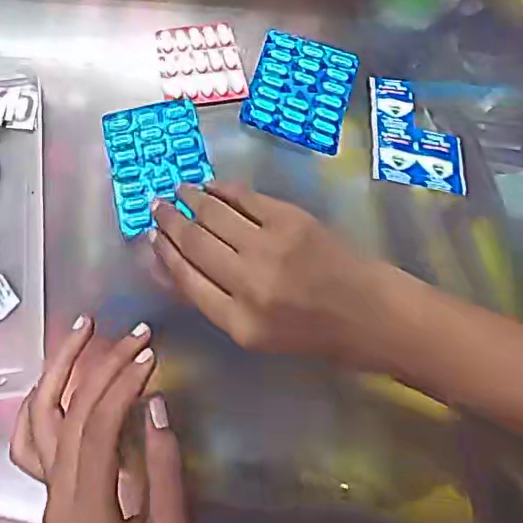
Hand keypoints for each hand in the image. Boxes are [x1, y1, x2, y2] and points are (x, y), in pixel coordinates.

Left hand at [20, 320, 190, 522]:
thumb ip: (164, 473)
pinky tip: (55, 377)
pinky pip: (28, 437)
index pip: (96, 428)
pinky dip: (39, 399)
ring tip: (84, 329)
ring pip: (38, 414)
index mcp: (84, 511)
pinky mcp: (47, 491)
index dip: (122, 385)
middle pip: (68, 411)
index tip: (149, 355)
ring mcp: (44, 492)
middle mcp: (54, 496)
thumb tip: (155, 406)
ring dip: (61, 365)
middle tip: (135, 334)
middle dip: (103, 364)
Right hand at [151, 181, 382, 361]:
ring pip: (213, 214)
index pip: (185, 279)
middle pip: (194, 242)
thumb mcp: (257, 335)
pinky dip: (220, 189)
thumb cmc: (313, 333)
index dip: (163, 254)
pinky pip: (242, 197)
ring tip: (177, 191)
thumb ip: (213, 301)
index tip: (151, 236)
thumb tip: (171, 264)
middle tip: (156, 206)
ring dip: (189, 198)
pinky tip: (209, 187)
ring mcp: (270, 246)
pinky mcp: (289, 219)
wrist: (372, 312)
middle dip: (169, 221)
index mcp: (239, 322)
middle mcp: (249, 283)